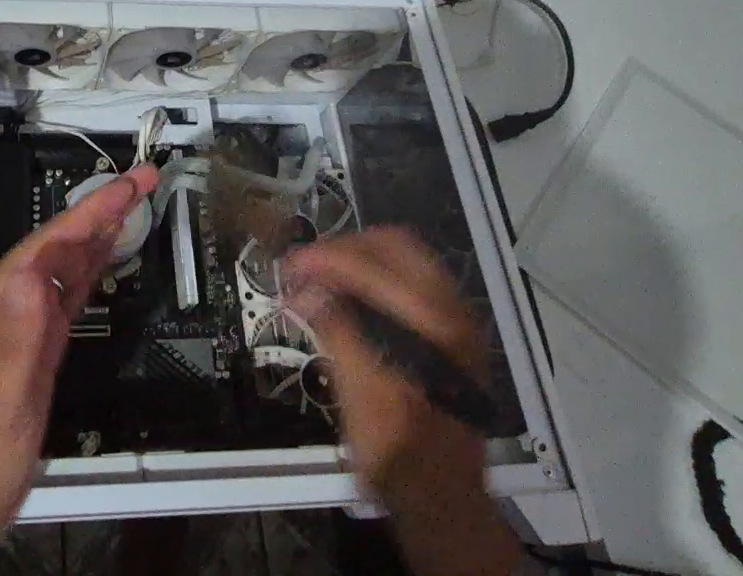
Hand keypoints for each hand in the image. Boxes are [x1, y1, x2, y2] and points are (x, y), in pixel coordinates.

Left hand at [0, 163, 159, 568]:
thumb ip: (16, 334)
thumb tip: (33, 271)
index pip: (49, 242)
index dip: (89, 211)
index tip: (126, 186)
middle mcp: (11, 300)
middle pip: (60, 242)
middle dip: (101, 209)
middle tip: (143, 181)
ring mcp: (27, 320)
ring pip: (68, 262)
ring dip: (100, 231)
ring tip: (135, 204)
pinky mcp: (41, 340)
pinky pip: (72, 291)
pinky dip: (94, 267)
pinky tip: (109, 256)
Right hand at [286, 228, 523, 575]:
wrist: (442, 497)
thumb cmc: (397, 449)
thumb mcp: (356, 390)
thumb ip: (333, 328)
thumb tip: (304, 288)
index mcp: (431, 322)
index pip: (368, 264)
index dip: (321, 259)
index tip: (286, 267)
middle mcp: (451, 311)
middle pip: (393, 246)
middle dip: (343, 249)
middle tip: (304, 268)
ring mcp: (456, 322)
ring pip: (404, 261)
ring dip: (358, 262)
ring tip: (319, 281)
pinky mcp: (450, 336)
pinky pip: (411, 284)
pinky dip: (375, 280)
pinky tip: (347, 302)